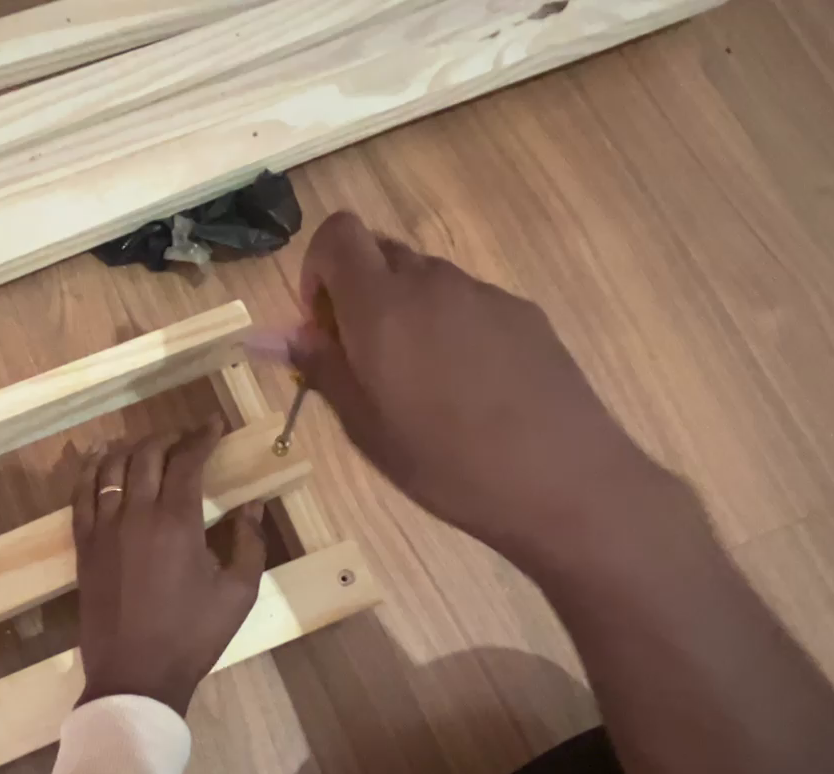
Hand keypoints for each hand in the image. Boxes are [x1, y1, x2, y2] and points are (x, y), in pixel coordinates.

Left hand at [73, 420, 267, 714]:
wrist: (136, 674)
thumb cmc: (193, 636)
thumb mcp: (238, 593)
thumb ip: (249, 543)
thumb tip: (252, 507)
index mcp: (177, 522)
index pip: (188, 461)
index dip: (202, 437)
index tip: (215, 425)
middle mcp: (136, 514)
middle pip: (147, 455)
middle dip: (170, 437)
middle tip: (187, 437)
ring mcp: (103, 528)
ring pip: (111, 466)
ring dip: (132, 448)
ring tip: (150, 446)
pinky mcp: (84, 545)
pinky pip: (81, 493)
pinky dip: (90, 469)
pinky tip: (99, 458)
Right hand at [293, 212, 687, 573]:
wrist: (560, 480)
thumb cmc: (445, 464)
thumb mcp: (364, 427)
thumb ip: (320, 367)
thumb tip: (272, 334)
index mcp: (382, 306)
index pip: (336, 234)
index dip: (318, 271)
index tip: (324, 327)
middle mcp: (432, 282)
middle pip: (380, 253)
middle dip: (358, 294)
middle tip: (366, 362)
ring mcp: (484, 293)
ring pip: (425, 280)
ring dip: (404, 312)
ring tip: (422, 384)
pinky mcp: (523, 312)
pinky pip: (467, 302)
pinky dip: (449, 326)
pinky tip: (470, 389)